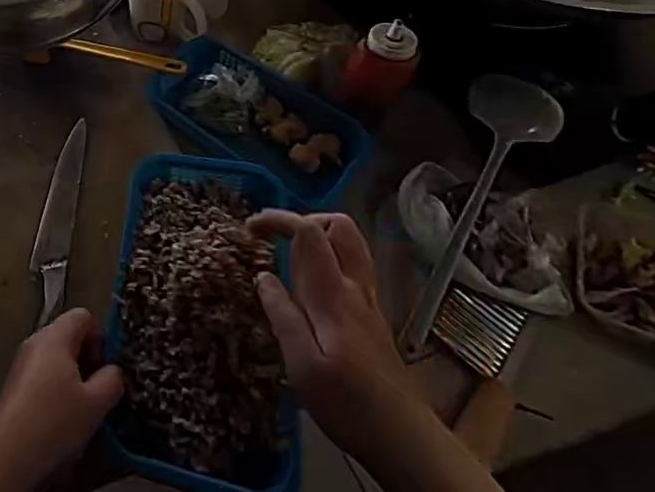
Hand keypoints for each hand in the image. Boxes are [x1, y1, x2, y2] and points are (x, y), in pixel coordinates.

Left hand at [0, 308, 122, 491]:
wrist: (4, 459)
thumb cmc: (53, 422)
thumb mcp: (95, 403)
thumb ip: (112, 380)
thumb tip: (114, 372)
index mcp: (55, 336)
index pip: (83, 316)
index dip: (100, 338)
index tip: (105, 367)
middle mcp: (35, 343)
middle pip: (69, 337)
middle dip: (87, 361)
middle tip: (97, 390)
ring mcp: (21, 365)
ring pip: (56, 361)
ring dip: (72, 379)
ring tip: (80, 409)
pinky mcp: (13, 389)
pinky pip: (42, 378)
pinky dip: (55, 392)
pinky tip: (59, 421)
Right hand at [246, 210, 414, 456]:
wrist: (402, 436)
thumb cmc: (347, 403)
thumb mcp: (302, 366)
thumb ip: (282, 316)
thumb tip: (263, 277)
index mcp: (333, 293)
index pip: (309, 231)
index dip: (279, 219)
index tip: (252, 228)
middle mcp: (355, 286)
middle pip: (338, 226)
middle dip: (304, 220)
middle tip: (277, 242)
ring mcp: (369, 299)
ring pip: (352, 243)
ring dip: (321, 236)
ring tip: (294, 256)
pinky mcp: (374, 315)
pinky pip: (355, 266)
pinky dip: (332, 258)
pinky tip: (315, 288)